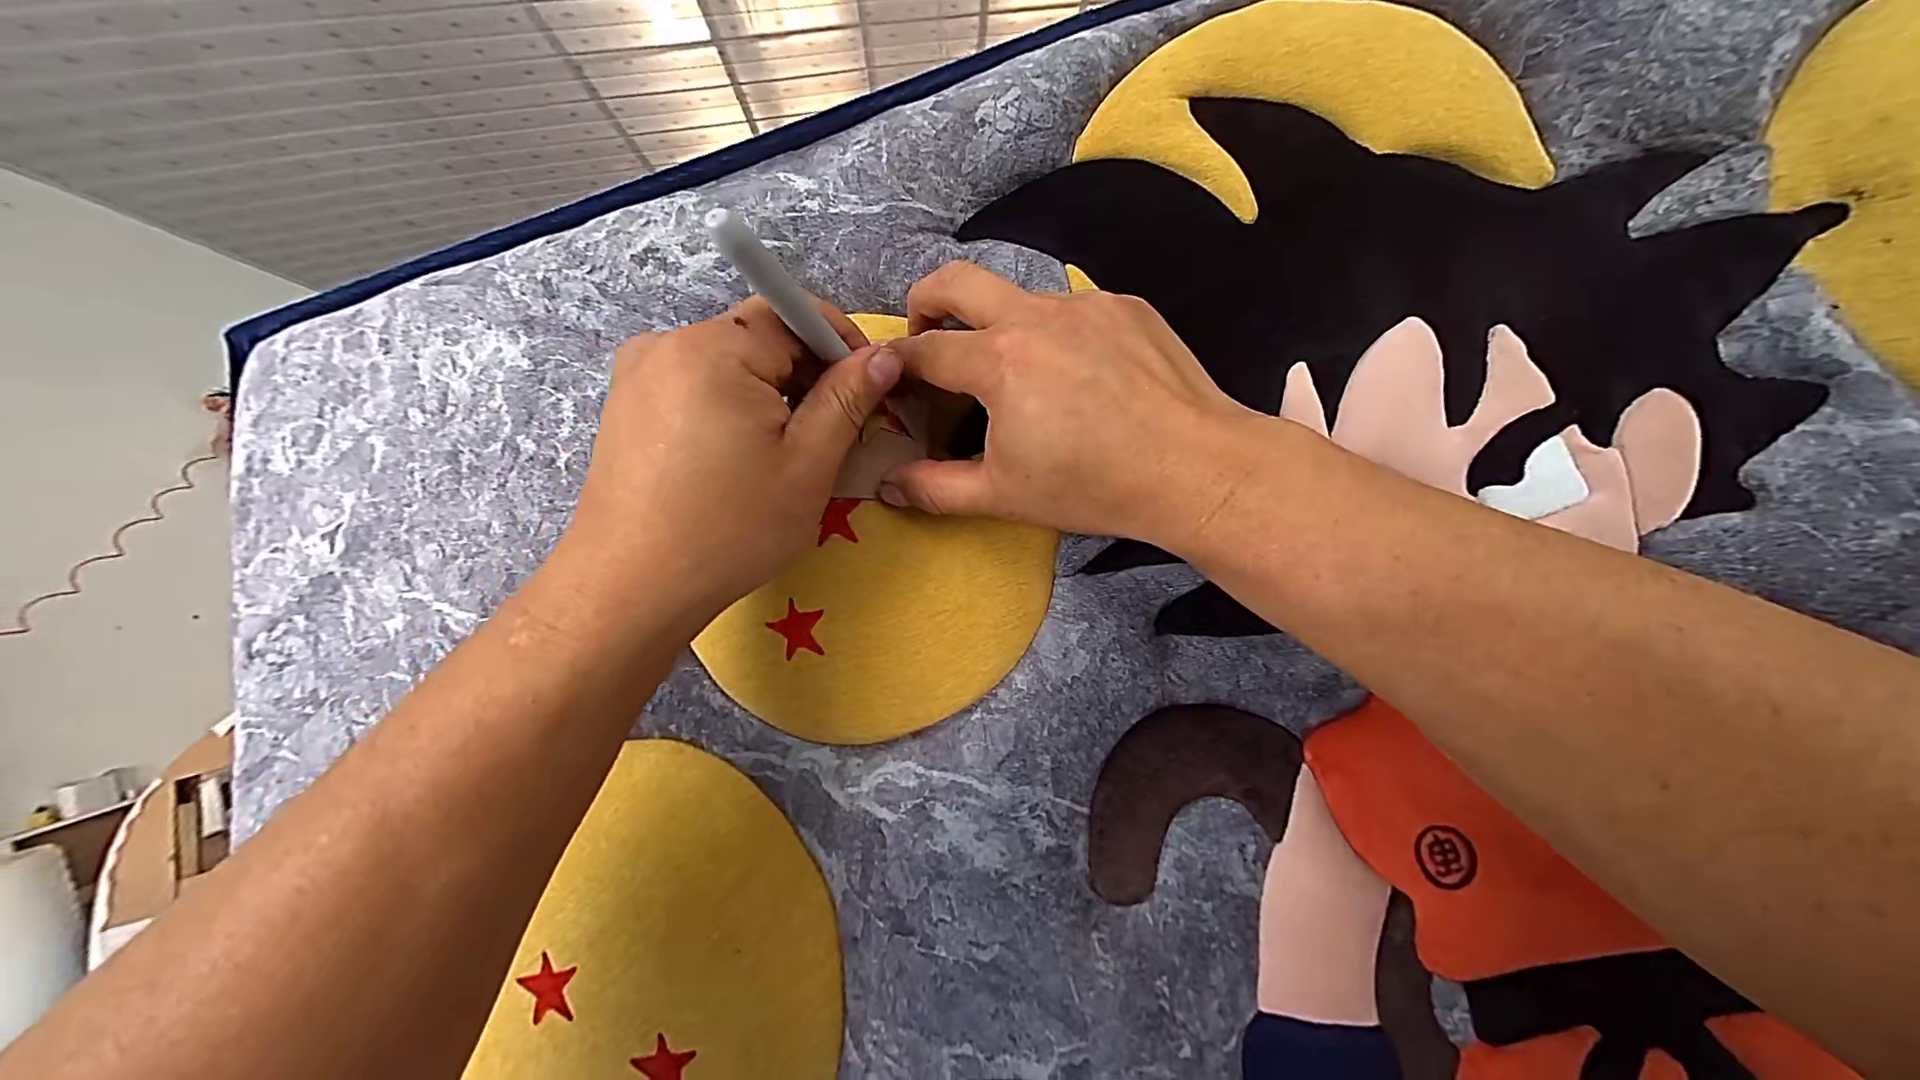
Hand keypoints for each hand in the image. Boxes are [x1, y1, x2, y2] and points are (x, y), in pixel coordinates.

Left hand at [558, 296, 902, 623]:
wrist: (632, 587)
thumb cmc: (731, 530)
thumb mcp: (808, 465)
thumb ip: (847, 399)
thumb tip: (883, 356)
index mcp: (715, 349)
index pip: (794, 314)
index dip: (840, 344)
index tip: (869, 386)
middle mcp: (668, 344)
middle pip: (759, 337)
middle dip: (805, 373)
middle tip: (834, 429)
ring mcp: (639, 373)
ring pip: (729, 364)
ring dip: (769, 393)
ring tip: (785, 452)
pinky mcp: (626, 404)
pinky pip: (697, 386)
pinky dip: (731, 407)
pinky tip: (739, 458)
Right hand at [882, 261, 1264, 551]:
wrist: (1194, 469)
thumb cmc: (1094, 486)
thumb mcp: (1003, 495)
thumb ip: (936, 488)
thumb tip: (889, 485)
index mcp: (1000, 361)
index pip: (925, 350)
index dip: (898, 364)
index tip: (893, 377)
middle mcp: (1037, 316)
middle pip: (957, 280)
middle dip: (925, 300)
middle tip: (927, 335)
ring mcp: (1086, 305)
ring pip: (1021, 298)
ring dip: (1001, 327)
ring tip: (1020, 379)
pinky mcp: (1126, 307)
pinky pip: (1074, 310)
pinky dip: (1058, 336)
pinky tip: (1082, 381)